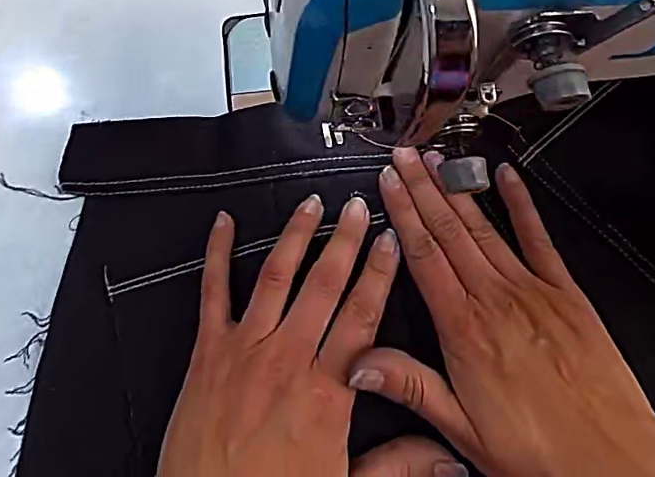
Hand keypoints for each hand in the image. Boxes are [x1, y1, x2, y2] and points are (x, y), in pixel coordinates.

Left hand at [157, 192, 399, 476]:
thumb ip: (398, 465)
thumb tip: (447, 457)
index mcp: (324, 395)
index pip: (361, 316)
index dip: (379, 273)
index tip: (390, 241)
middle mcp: (286, 361)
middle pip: (324, 285)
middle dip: (346, 240)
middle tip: (358, 207)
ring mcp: (245, 351)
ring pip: (277, 275)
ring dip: (298, 234)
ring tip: (313, 204)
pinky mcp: (208, 354)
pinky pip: (213, 292)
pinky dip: (218, 253)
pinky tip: (224, 224)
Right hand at [351, 147, 654, 476]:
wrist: (612, 456)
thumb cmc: (541, 452)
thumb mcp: (465, 432)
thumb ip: (412, 388)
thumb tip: (361, 365)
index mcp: (466, 330)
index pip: (424, 254)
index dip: (402, 212)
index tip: (388, 184)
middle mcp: (495, 298)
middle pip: (448, 229)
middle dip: (421, 186)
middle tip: (405, 155)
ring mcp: (530, 288)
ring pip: (482, 226)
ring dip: (456, 189)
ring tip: (437, 160)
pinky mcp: (563, 290)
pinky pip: (537, 236)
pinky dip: (520, 202)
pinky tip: (506, 177)